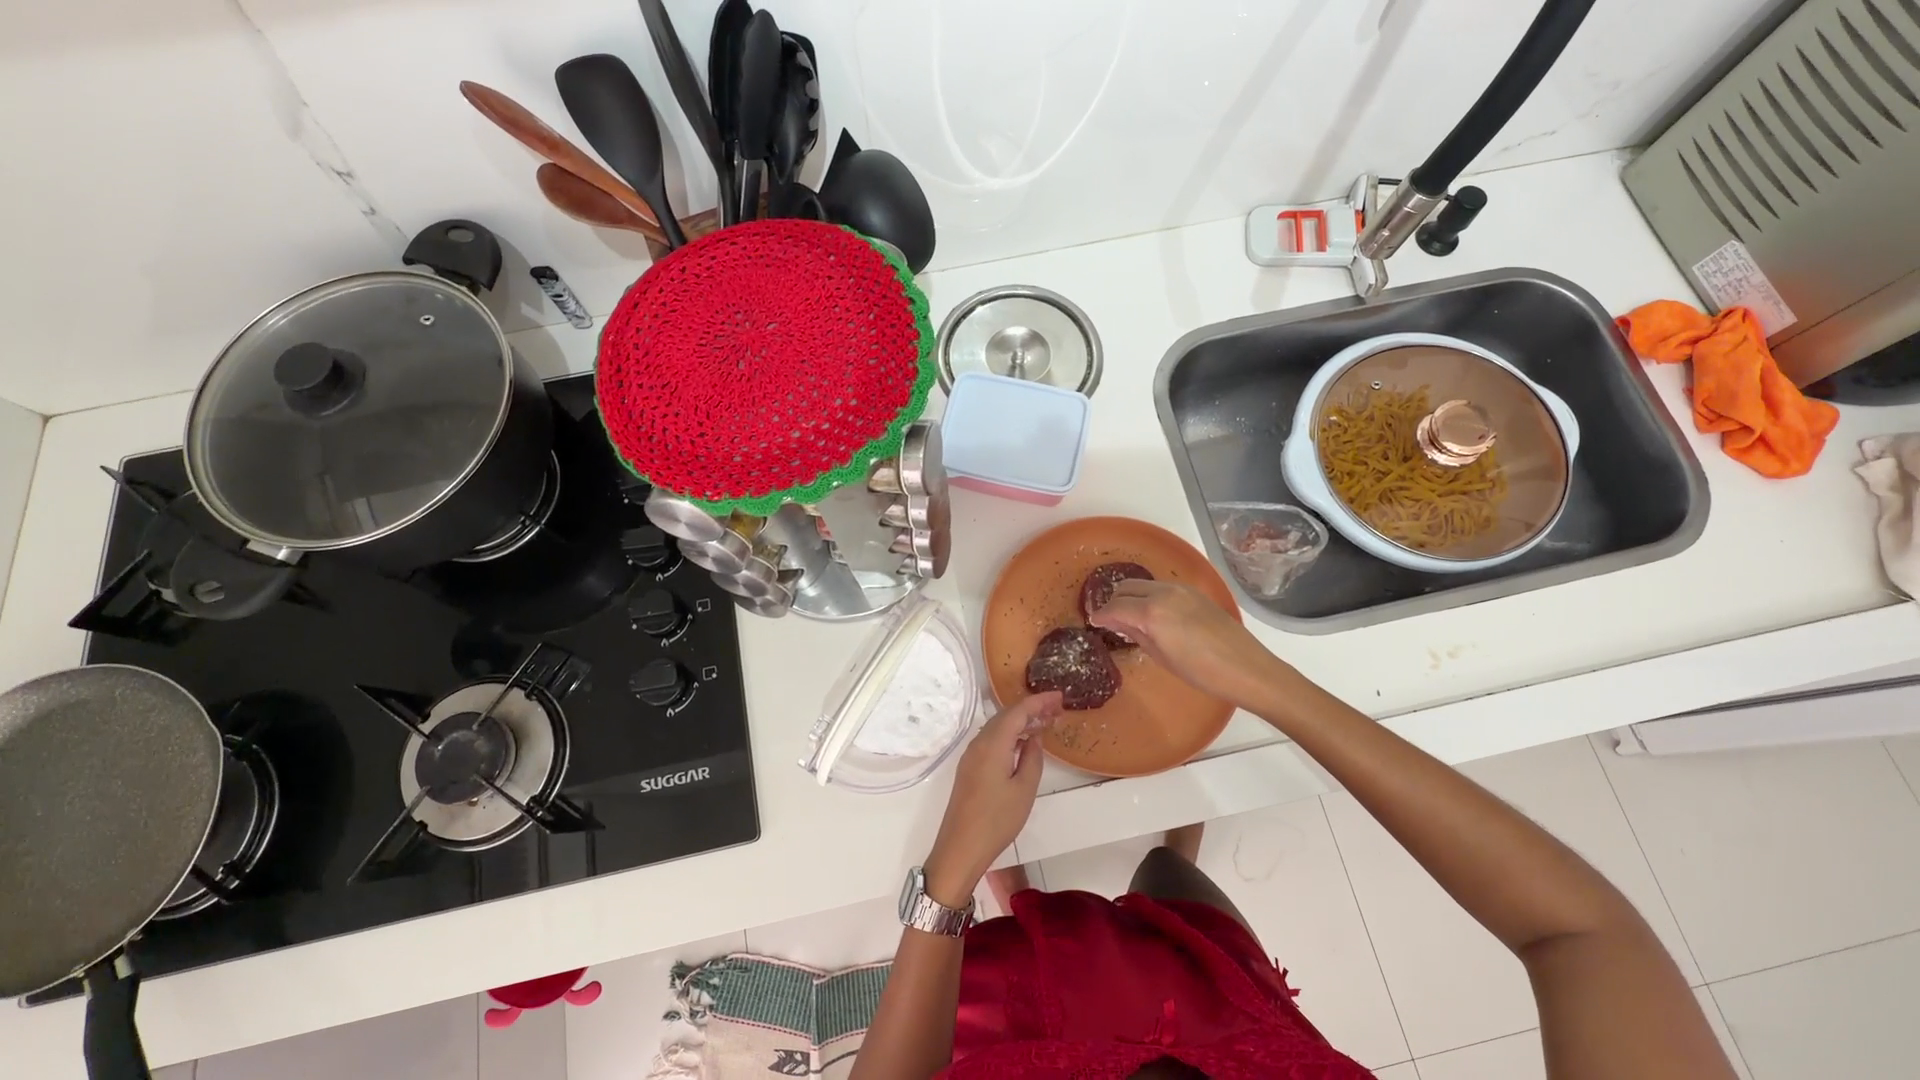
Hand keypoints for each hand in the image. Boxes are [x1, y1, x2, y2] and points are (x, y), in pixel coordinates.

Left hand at [923, 692, 1061, 906]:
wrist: (960, 848)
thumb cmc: (996, 820)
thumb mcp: (1024, 790)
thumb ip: (1031, 759)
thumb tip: (1033, 739)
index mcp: (992, 745)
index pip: (1017, 712)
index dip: (1038, 702)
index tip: (1059, 696)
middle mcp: (978, 744)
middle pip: (1005, 716)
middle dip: (1030, 709)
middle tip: (1055, 707)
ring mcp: (971, 756)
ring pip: (997, 728)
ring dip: (1019, 722)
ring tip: (1044, 722)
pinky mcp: (969, 769)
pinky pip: (991, 741)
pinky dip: (1009, 735)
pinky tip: (1022, 743)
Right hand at [1090, 579, 1286, 708]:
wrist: (1246, 668)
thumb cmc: (1202, 672)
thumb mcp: (1161, 657)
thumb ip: (1137, 634)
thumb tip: (1119, 623)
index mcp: (1151, 612)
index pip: (1115, 607)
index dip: (1101, 615)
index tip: (1094, 622)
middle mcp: (1164, 593)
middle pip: (1126, 588)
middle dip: (1114, 602)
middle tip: (1110, 620)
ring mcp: (1181, 590)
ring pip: (1144, 584)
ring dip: (1132, 596)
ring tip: (1131, 618)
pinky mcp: (1195, 592)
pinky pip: (1162, 588)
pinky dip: (1150, 596)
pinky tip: (1154, 615)